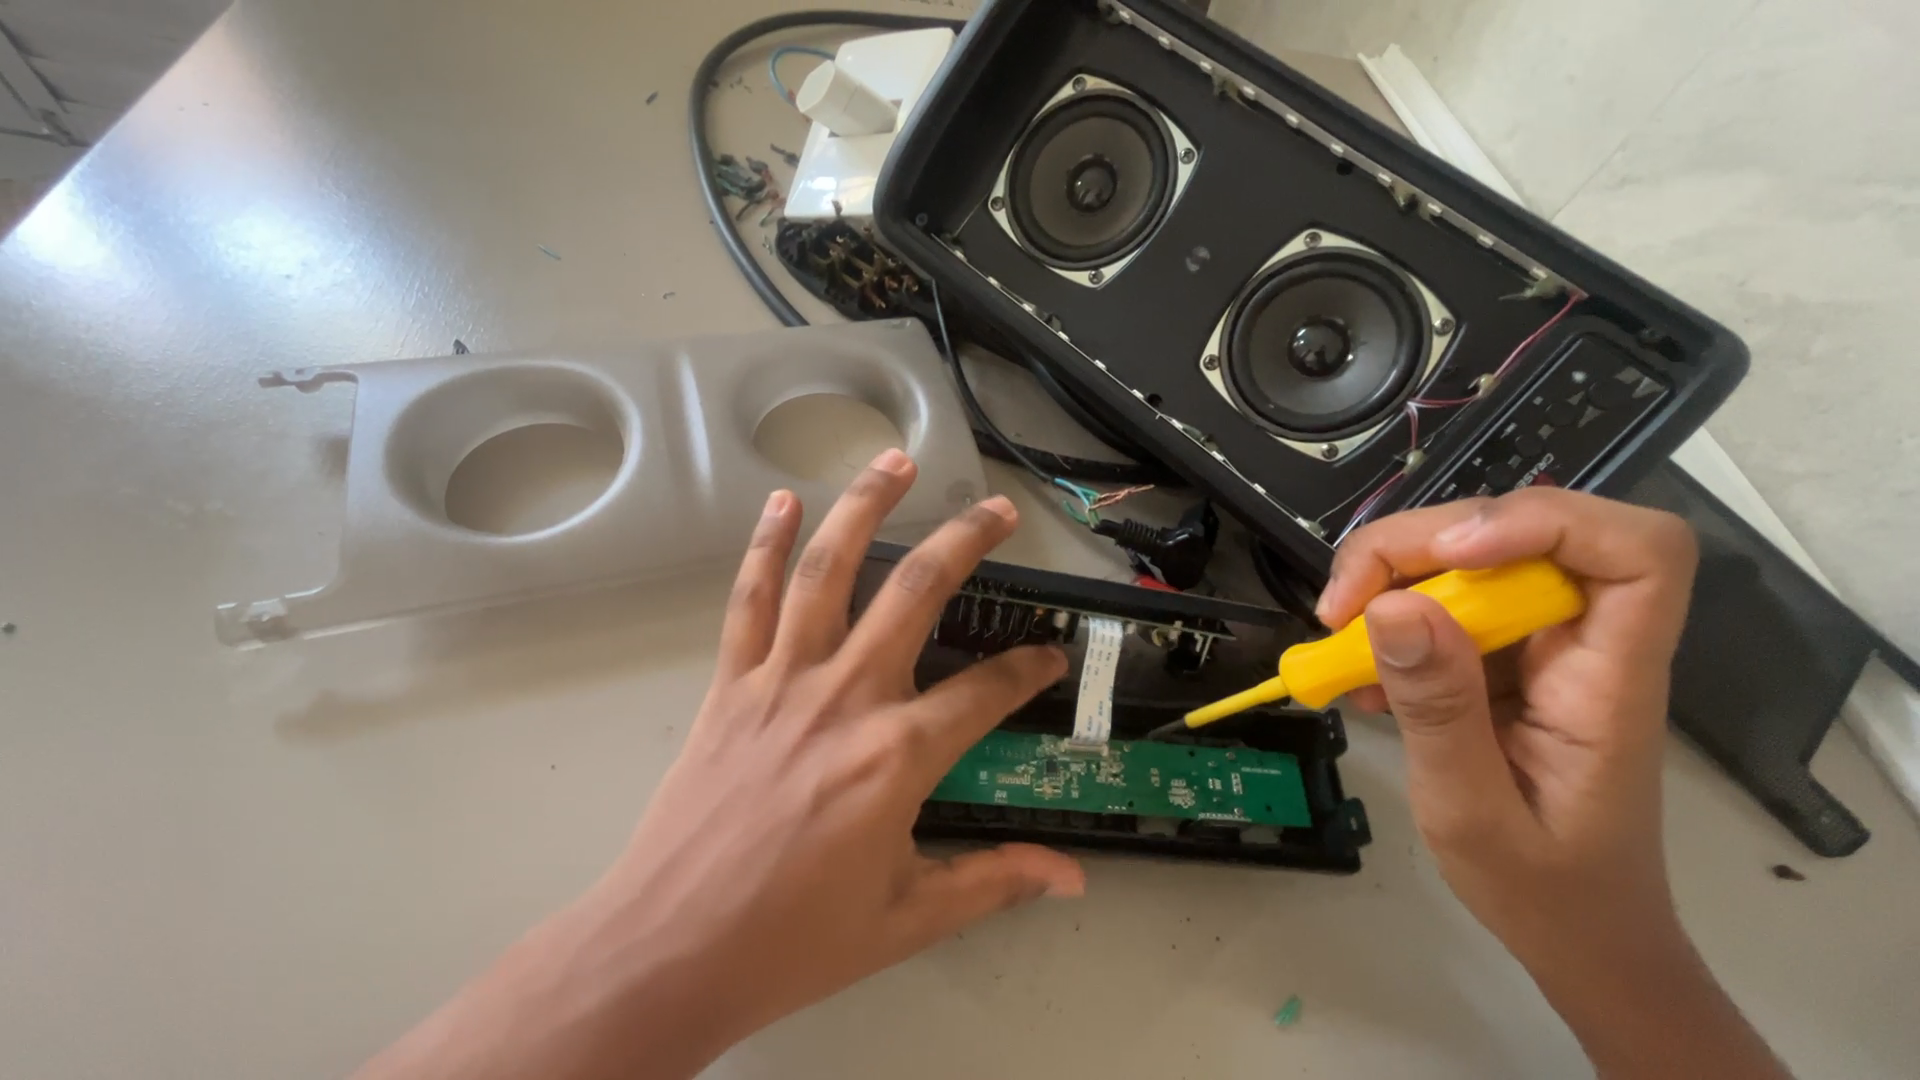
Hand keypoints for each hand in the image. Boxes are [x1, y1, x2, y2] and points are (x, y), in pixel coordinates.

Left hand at [596, 448, 1082, 1060]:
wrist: (669, 947)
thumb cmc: (793, 939)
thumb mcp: (909, 919)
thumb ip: (995, 883)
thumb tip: (1073, 880)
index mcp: (897, 755)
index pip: (986, 692)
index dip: (1028, 670)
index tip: (1050, 657)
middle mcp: (844, 697)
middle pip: (915, 593)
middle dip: (965, 542)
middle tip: (998, 509)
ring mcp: (781, 680)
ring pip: (829, 571)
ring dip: (866, 507)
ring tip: (896, 460)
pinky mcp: (729, 683)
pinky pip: (749, 599)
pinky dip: (765, 544)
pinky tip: (783, 501)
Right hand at [1319, 489, 1785, 1078]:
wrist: (1575, 931)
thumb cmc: (1543, 888)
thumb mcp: (1472, 809)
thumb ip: (1440, 709)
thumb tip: (1393, 604)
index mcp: (1610, 678)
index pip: (1634, 551)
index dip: (1544, 523)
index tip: (1447, 558)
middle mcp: (1580, 642)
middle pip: (1520, 536)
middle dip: (1416, 547)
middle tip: (1340, 604)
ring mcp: (1538, 646)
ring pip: (1469, 560)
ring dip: (1389, 579)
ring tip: (1336, 636)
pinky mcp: (1499, 659)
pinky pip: (1441, 604)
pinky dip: (1385, 620)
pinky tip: (1357, 672)